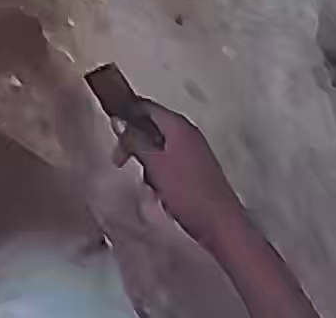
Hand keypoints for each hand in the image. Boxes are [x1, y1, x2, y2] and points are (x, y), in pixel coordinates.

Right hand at [113, 101, 247, 246]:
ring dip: (148, 164)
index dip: (126, 113)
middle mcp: (187, 134)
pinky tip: (161, 195)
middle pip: (152, 128)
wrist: (223, 228)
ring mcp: (195, 152)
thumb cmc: (188, 192)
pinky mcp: (198, 171)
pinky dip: (161, 175)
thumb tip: (118, 122)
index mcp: (178, 125)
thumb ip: (134, 141)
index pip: (146, 106)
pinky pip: (171, 164)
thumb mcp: (154, 164)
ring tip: (148, 186)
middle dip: (135, 144)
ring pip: (160, 148)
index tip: (112, 128)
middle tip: (120, 160)